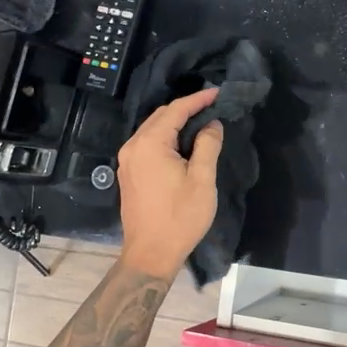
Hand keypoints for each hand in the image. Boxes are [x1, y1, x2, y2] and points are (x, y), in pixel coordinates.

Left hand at [117, 88, 223, 277]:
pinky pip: (147, 144)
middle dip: (186, 109)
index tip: (218, 93)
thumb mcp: (201, 180)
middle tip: (212, 106)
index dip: (198, 99)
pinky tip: (183, 144)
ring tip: (201, 122)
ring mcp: (127, 160)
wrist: (151, 253)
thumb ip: (207, 146)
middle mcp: (133, 146)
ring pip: (152, 130)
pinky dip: (165, 137)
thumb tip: (211, 124)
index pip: (175, 110)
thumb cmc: (179, 217)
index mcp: (149, 144)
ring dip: (175, 123)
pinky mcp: (128, 173)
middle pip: (160, 116)